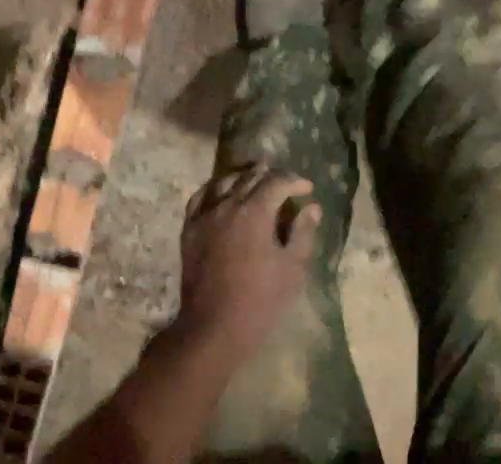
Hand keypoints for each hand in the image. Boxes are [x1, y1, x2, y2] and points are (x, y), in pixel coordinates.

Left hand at [175, 165, 320, 364]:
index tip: (307, 188)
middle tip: (284, 181)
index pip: (276, 183)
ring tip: (255, 178)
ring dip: (242, 177)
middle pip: (249, 178)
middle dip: (270, 175)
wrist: (214, 326)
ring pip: (223, 182)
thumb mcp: (292, 269)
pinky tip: (221, 192)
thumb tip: (311, 207)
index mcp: (255, 212)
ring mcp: (204, 215)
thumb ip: (303, 233)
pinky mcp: (189, 229)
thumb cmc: (260, 300)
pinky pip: (200, 198)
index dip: (294, 181)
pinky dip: (214, 189)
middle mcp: (227, 205)